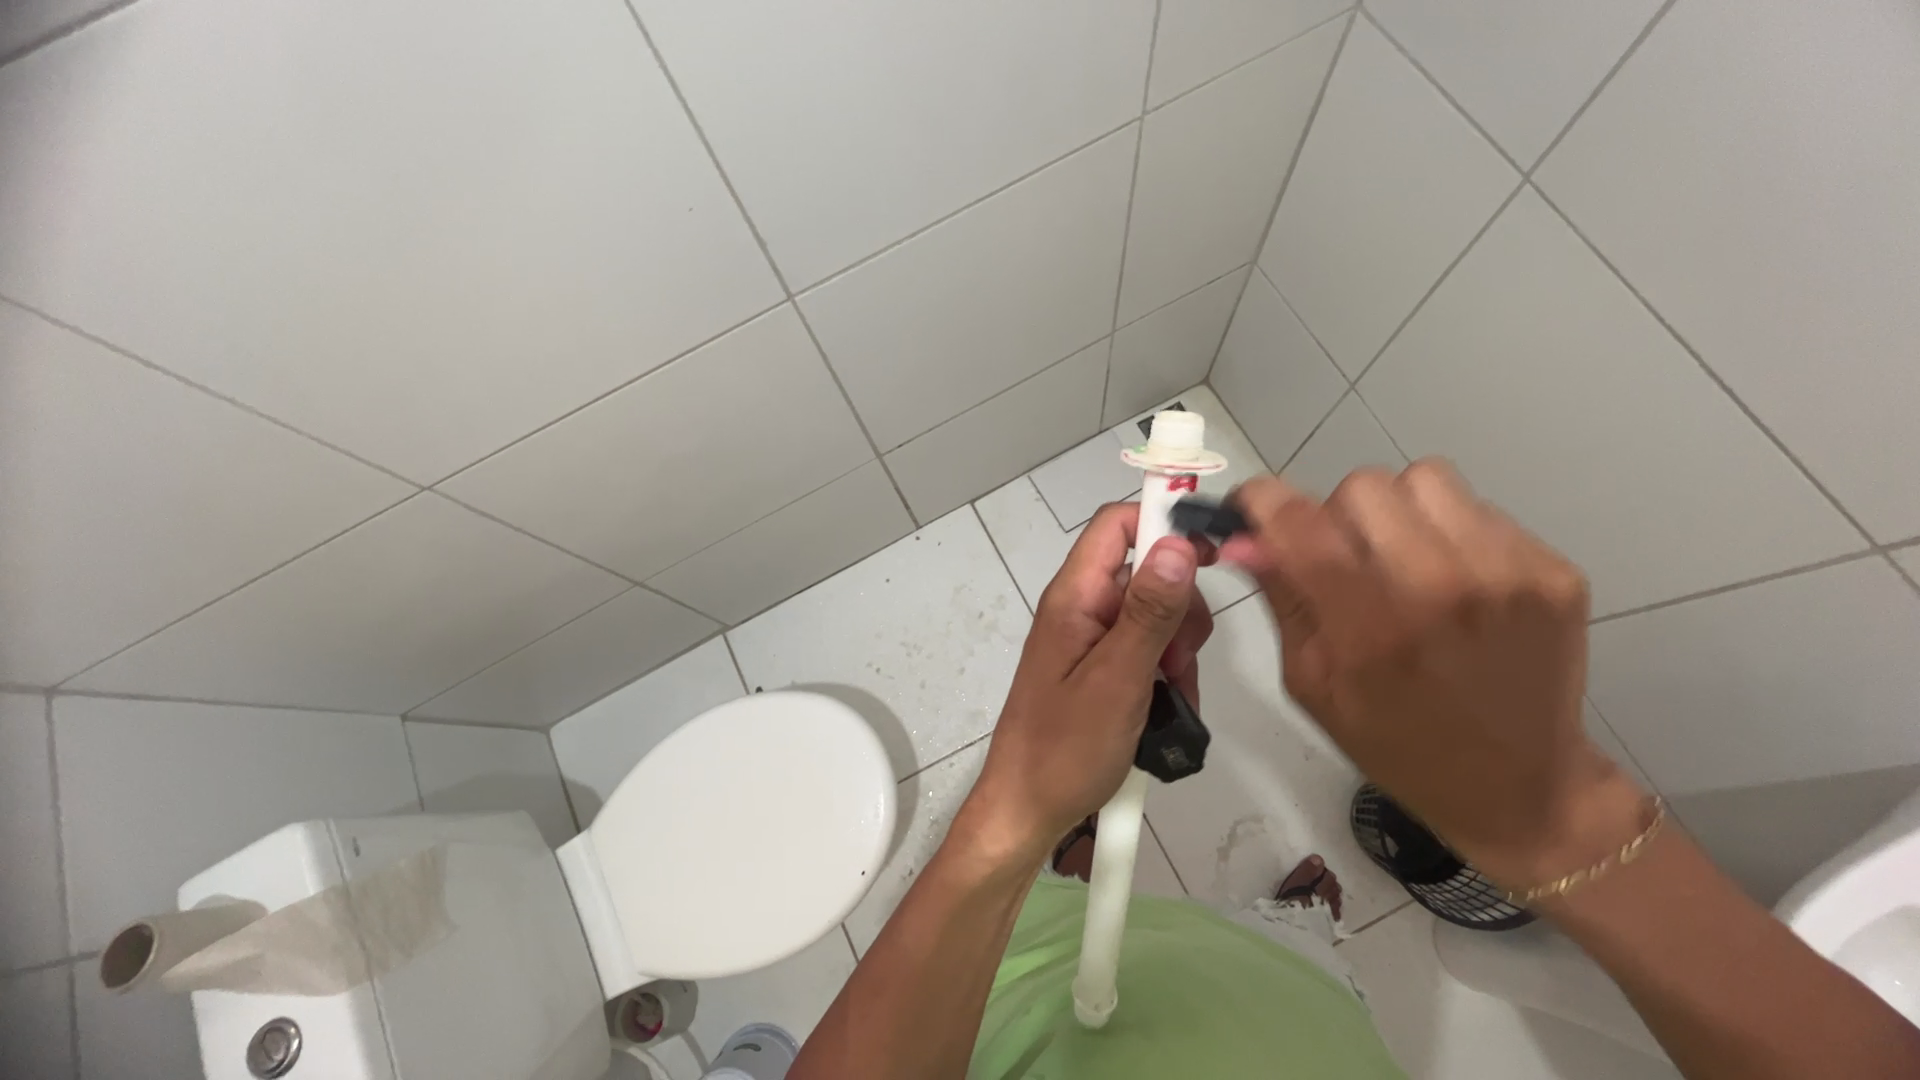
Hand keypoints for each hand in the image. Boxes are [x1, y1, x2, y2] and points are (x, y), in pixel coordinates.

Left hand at [961, 503, 1214, 860]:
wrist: (1028, 809)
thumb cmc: (1066, 748)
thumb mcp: (1118, 679)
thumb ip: (1149, 613)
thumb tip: (1177, 544)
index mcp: (1074, 597)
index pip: (1116, 525)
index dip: (1163, 524)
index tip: (1211, 556)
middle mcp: (1080, 607)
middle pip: (1145, 569)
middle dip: (1180, 605)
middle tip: (1183, 655)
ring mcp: (1089, 639)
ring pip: (1153, 613)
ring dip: (1178, 645)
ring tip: (1174, 690)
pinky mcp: (1099, 668)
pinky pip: (1145, 648)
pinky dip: (1167, 670)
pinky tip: (1169, 703)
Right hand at [1221, 464, 1640, 885]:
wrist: (1519, 785)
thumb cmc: (1395, 742)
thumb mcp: (1312, 684)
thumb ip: (1283, 600)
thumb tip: (1244, 536)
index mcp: (1370, 628)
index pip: (1298, 522)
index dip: (1260, 500)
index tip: (1249, 505)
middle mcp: (1441, 587)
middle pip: (1360, 486)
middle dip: (1336, 514)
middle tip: (1344, 556)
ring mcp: (1508, 573)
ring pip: (1423, 480)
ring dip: (1396, 511)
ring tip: (1402, 559)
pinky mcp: (1552, 569)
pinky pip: (1478, 508)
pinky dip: (1449, 531)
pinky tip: (1455, 581)